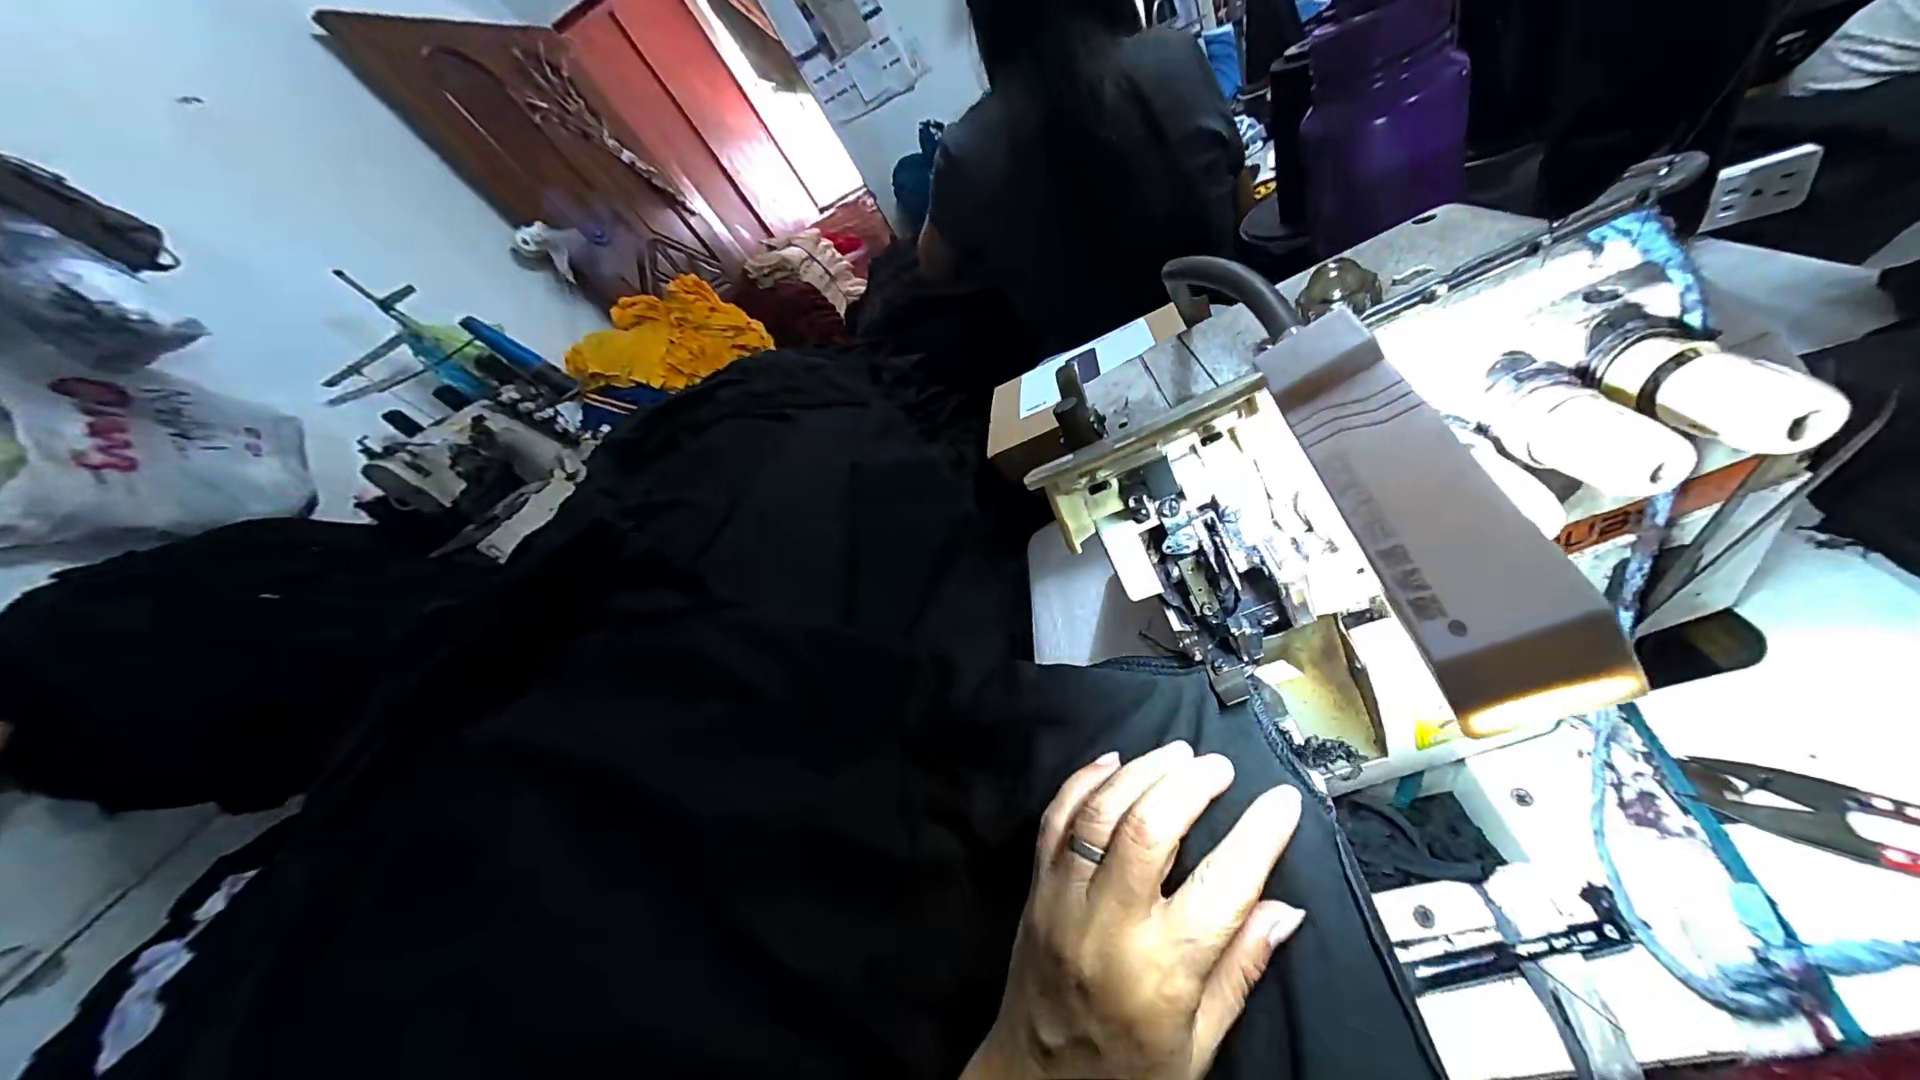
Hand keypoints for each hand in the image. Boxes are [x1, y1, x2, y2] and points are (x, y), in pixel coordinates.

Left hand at [965, 741, 1304, 1079]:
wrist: (1036, 1079)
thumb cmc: (1125, 1068)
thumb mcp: (1199, 1044)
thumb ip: (1240, 970)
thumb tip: (1286, 910)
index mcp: (1159, 972)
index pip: (1221, 887)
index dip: (1258, 836)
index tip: (1282, 803)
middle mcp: (1107, 924)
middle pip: (1149, 829)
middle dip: (1190, 786)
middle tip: (1219, 768)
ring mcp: (1063, 897)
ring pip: (1099, 813)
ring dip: (1140, 772)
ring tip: (1177, 755)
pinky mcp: (1037, 884)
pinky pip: (1055, 817)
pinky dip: (1084, 780)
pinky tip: (1113, 761)